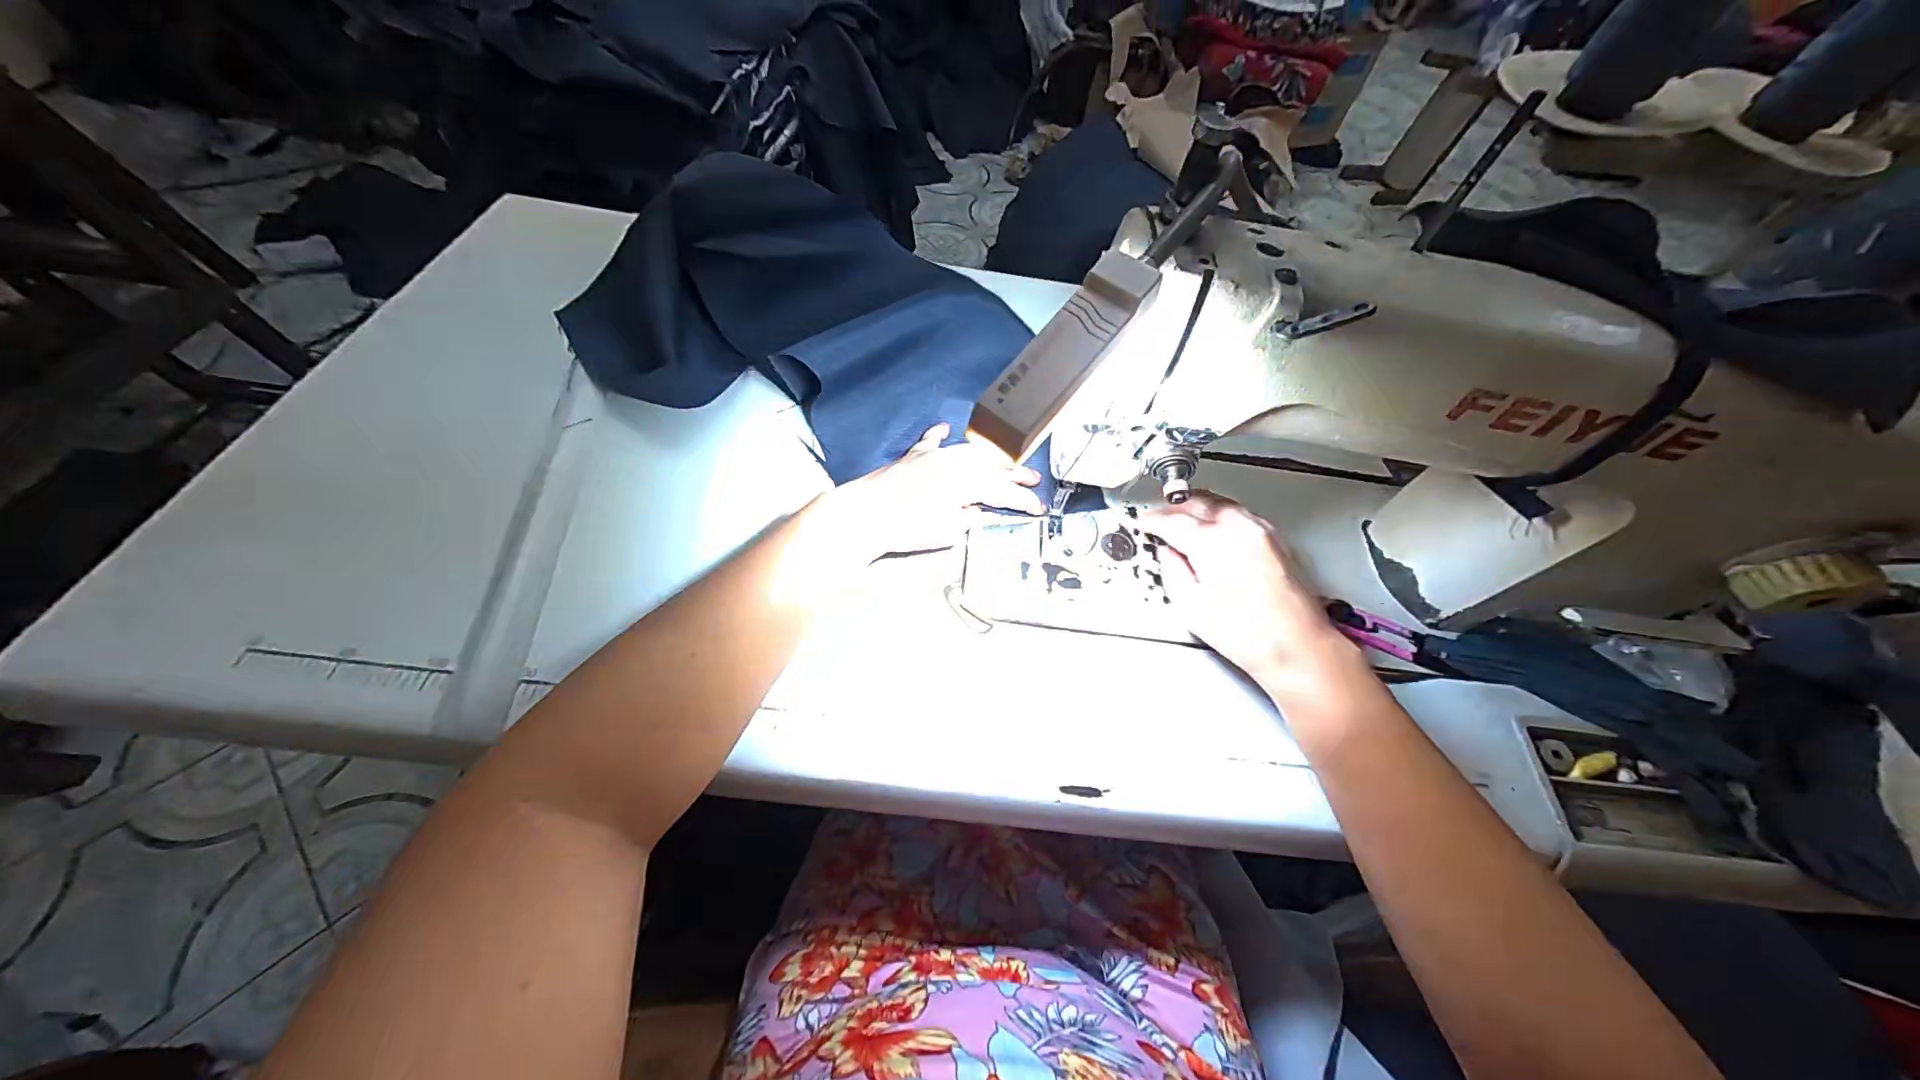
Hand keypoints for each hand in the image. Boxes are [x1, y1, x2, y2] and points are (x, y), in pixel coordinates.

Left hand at [813, 424, 1045, 559]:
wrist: (866, 514)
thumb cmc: (909, 527)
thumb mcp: (948, 531)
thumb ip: (970, 517)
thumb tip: (982, 511)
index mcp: (967, 481)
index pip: (1004, 491)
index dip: (1023, 500)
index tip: (1038, 508)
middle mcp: (954, 461)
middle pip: (991, 465)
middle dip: (1013, 473)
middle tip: (1032, 480)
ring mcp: (933, 455)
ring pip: (968, 451)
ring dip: (988, 457)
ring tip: (1003, 462)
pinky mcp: (912, 457)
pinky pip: (930, 442)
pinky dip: (939, 436)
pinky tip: (944, 429)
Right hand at [1142, 492, 1365, 696]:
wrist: (1295, 645)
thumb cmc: (1251, 633)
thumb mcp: (1189, 604)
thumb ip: (1171, 570)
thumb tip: (1167, 554)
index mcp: (1212, 540)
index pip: (1173, 520)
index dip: (1153, 520)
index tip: (1145, 522)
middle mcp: (1239, 528)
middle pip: (1200, 502)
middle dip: (1175, 507)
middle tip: (1160, 516)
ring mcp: (1262, 531)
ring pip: (1222, 504)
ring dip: (1200, 507)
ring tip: (1184, 518)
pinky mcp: (1277, 540)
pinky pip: (1241, 515)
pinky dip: (1222, 516)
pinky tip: (1214, 528)